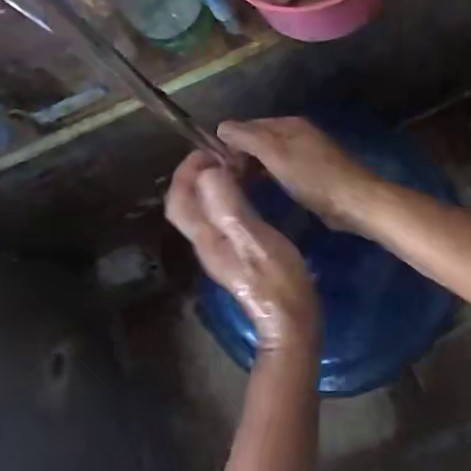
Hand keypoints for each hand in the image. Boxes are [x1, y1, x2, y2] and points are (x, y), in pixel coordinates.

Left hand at [166, 151, 319, 352]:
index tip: (209, 149)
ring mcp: (220, 251)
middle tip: (222, 155)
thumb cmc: (277, 280)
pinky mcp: (236, 255)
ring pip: (203, 211)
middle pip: (187, 204)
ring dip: (211, 185)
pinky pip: (220, 218)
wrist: (291, 321)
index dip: (186, 170)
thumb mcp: (255, 238)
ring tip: (234, 167)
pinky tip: (246, 193)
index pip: (179, 199)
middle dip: (196, 174)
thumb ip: (229, 206)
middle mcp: (206, 243)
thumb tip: (208, 171)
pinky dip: (226, 197)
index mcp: (207, 237)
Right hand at [217, 118, 383, 234]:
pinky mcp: (314, 174)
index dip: (231, 143)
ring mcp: (308, 154)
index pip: (249, 126)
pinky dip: (269, 176)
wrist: (355, 201)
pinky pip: (283, 170)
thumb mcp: (275, 154)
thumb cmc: (313, 177)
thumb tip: (221, 127)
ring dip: (254, 168)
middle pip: (260, 140)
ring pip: (271, 156)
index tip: (217, 166)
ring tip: (238, 186)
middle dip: (241, 156)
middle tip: (225, 179)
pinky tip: (262, 190)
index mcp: (289, 124)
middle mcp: (298, 133)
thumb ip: (247, 138)